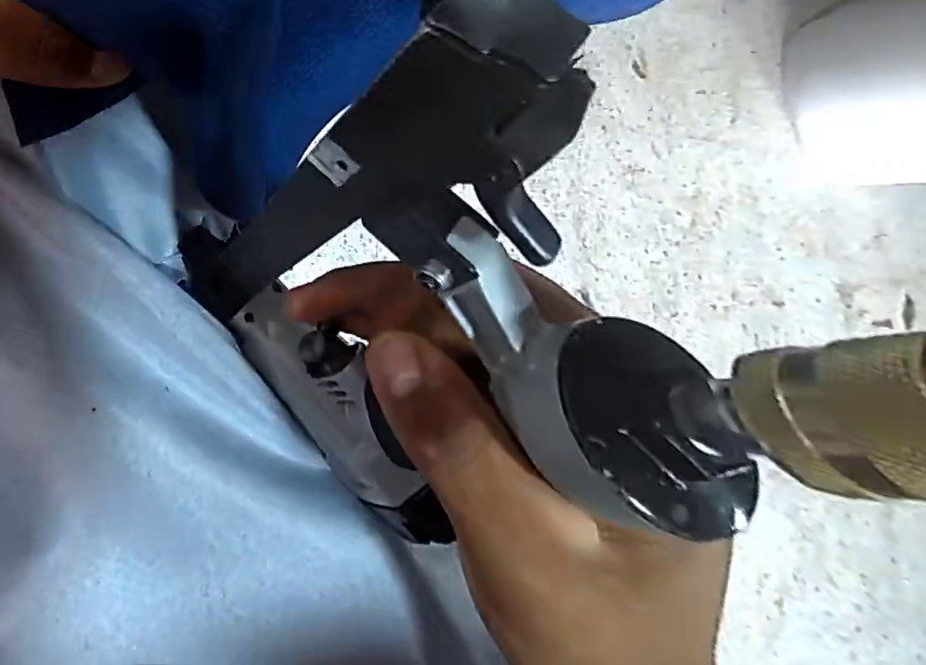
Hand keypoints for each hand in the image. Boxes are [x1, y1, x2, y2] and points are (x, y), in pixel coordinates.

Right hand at [290, 264, 731, 664]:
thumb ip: (460, 446)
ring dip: (394, 325)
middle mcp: (598, 376)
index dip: (410, 294)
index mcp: (614, 391)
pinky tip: (382, 368)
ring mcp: (572, 398)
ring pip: (471, 334)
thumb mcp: (522, 546)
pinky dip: (417, 363)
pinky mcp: (546, 419)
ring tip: (329, 326)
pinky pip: (473, 370)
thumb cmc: (593, 632)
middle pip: (480, 311)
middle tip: (311, 311)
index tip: (336, 304)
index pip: (501, 308)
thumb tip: (387, 347)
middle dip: (387, 303)